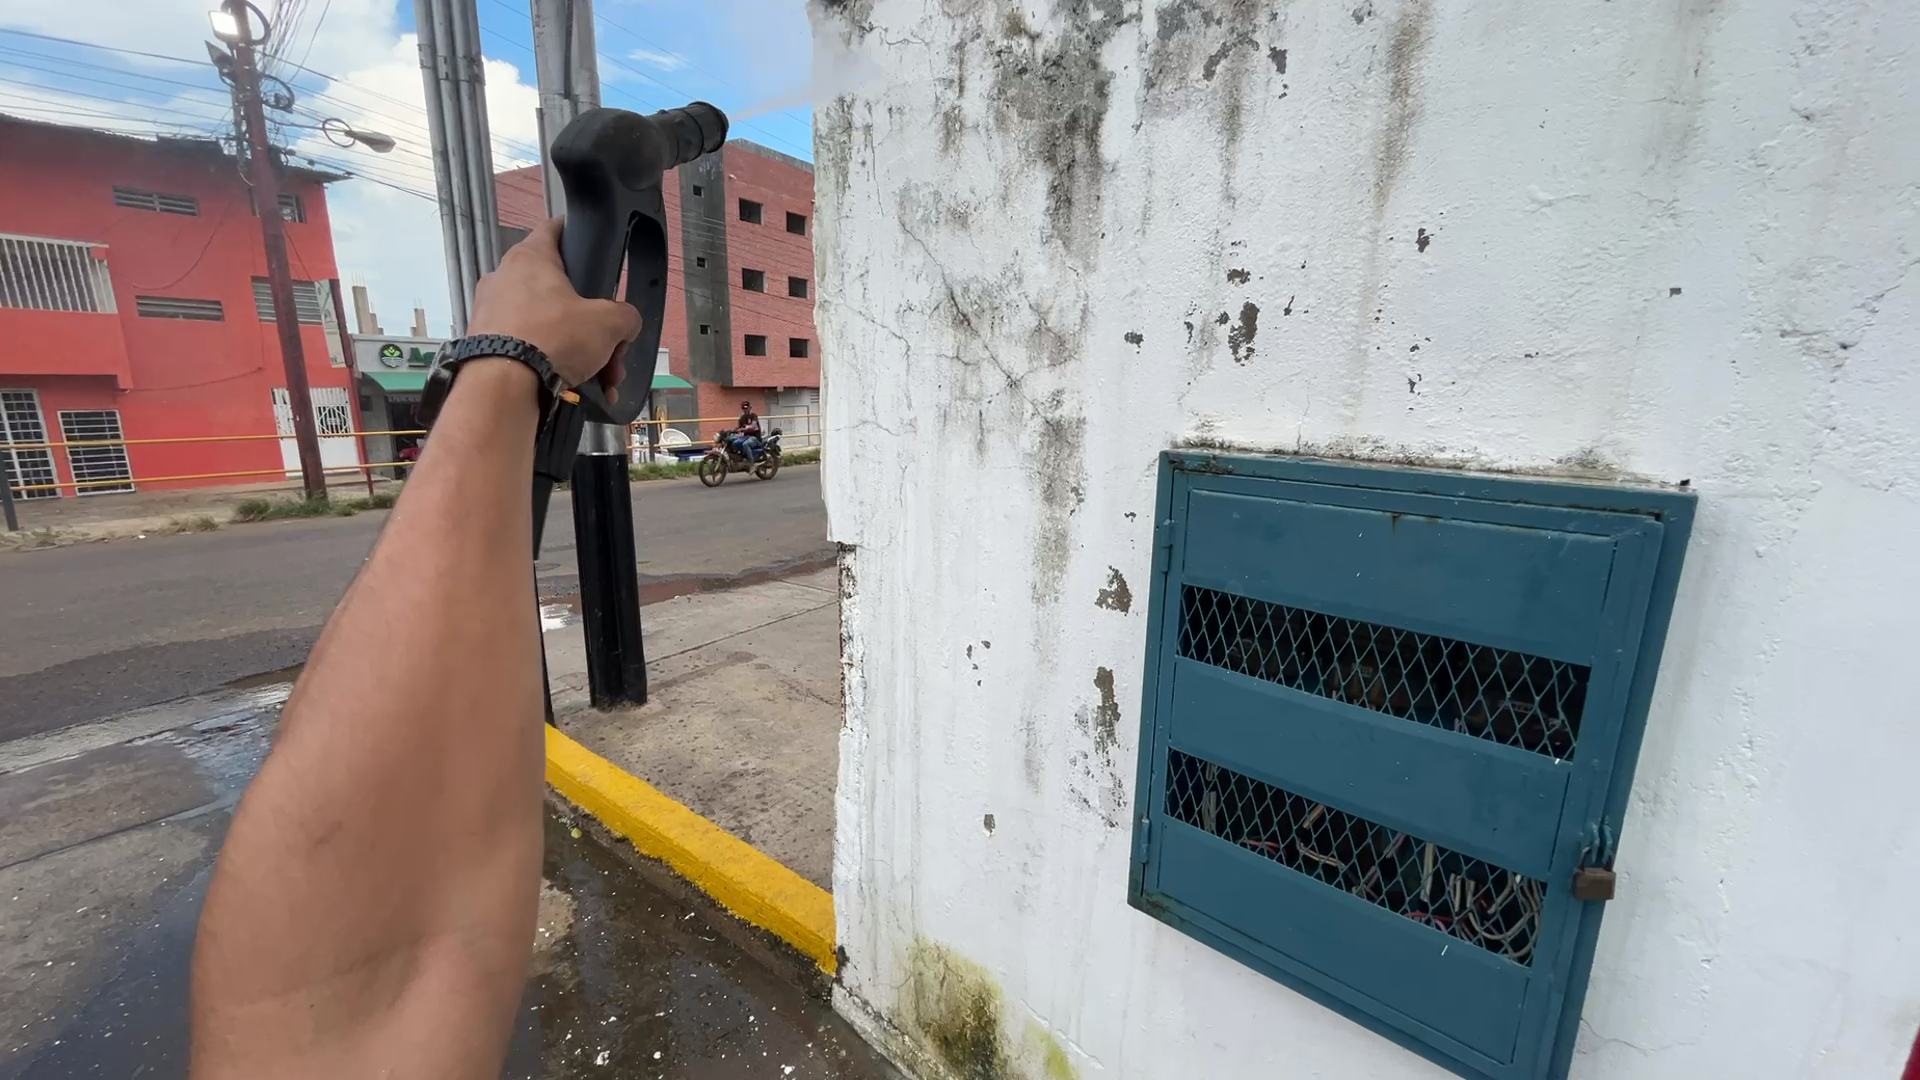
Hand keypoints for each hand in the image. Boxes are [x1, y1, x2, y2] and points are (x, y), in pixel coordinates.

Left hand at [466, 218, 641, 400]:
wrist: (504, 385)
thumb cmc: (555, 338)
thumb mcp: (610, 323)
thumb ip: (626, 316)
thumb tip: (625, 322)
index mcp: (531, 259)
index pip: (554, 229)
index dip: (575, 233)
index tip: (590, 245)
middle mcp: (505, 277)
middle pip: (561, 291)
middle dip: (594, 324)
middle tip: (613, 349)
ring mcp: (492, 310)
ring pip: (550, 324)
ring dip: (581, 350)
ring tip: (602, 378)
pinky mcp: (486, 341)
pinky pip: (532, 346)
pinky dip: (555, 363)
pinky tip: (577, 386)